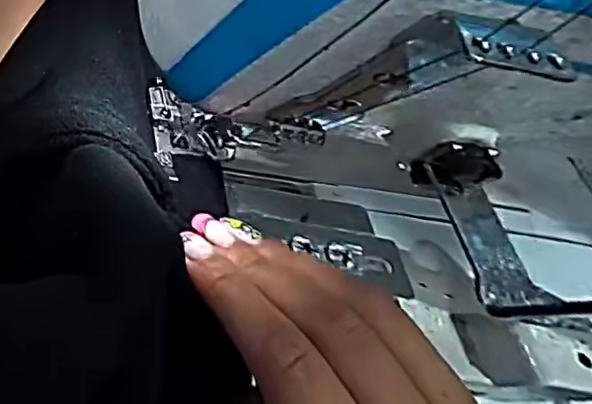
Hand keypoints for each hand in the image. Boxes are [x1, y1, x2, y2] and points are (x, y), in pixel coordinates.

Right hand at [183, 215, 473, 403]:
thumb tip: (221, 350)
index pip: (291, 356)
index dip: (234, 296)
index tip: (193, 259)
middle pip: (330, 318)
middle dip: (258, 265)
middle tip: (209, 235)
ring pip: (369, 306)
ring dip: (297, 263)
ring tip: (245, 240)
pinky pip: (398, 321)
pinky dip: (340, 283)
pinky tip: (304, 269)